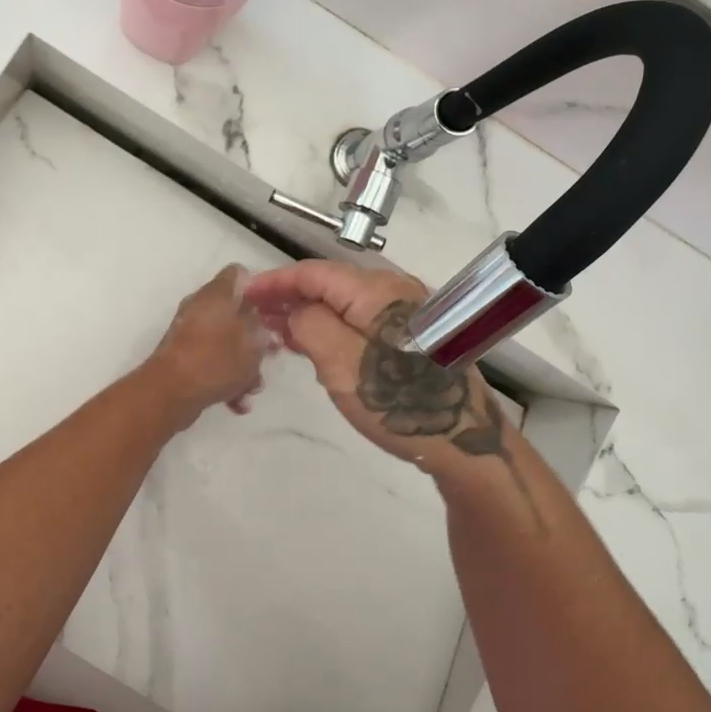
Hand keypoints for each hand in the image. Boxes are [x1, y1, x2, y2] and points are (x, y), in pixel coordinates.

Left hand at [140, 264, 270, 425]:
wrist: (171, 392)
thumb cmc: (217, 360)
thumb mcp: (253, 341)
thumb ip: (261, 326)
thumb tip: (260, 320)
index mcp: (215, 294)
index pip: (238, 274)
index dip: (259, 290)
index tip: (272, 311)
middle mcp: (199, 307)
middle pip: (234, 312)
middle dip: (254, 337)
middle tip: (268, 355)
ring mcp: (189, 333)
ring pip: (225, 342)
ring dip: (242, 364)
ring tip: (251, 388)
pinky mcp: (183, 357)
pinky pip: (211, 362)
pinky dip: (224, 379)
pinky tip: (236, 402)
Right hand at [245, 260, 506, 476]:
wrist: (465, 439)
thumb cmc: (398, 402)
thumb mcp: (341, 364)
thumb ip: (310, 325)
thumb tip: (295, 309)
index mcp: (375, 290)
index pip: (313, 272)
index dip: (276, 280)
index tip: (245, 294)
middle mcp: (394, 290)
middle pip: (330, 282)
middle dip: (290, 296)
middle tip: (256, 316)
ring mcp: (408, 311)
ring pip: (346, 301)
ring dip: (310, 312)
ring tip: (278, 332)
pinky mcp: (414, 335)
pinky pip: (362, 318)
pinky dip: (332, 324)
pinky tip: (315, 344)